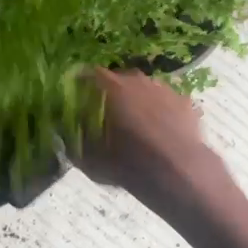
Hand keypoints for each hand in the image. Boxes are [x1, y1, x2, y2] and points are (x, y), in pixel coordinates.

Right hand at [74, 69, 228, 206]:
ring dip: (137, 98)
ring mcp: (165, 89)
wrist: (179, 173)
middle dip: (111, 91)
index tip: (77, 92)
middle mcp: (139, 81)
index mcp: (113, 89)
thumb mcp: (92, 161)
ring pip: (145, 87)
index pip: (90, 74)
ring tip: (135, 120)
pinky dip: (160, 108)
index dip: (82, 82)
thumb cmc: (130, 165)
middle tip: (106, 110)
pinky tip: (160, 126)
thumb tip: (62, 135)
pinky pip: (166, 99)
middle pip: (120, 78)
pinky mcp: (185, 101)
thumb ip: (74, 144)